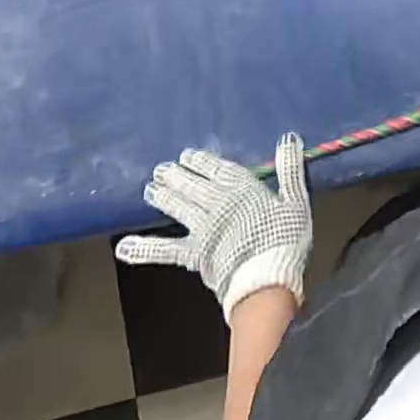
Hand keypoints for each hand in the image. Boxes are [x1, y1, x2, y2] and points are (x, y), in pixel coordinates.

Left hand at [115, 134, 311, 320]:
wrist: (267, 281)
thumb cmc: (286, 241)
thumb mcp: (295, 202)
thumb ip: (289, 170)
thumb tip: (288, 138)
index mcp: (240, 187)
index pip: (214, 167)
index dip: (198, 161)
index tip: (187, 156)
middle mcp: (215, 202)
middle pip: (190, 184)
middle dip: (175, 175)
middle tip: (162, 170)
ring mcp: (200, 227)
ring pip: (176, 206)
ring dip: (162, 197)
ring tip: (150, 189)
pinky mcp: (192, 253)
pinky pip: (163, 249)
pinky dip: (143, 248)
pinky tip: (124, 247)